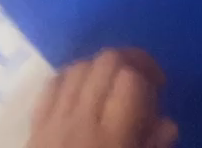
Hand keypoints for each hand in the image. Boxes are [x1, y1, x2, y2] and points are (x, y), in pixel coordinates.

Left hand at [30, 48, 178, 147]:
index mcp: (110, 141)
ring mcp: (52, 123)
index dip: (148, 74)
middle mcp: (80, 122)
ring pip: (79, 66)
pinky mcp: (33, 129)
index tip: (159, 89)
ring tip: (113, 87)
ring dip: (100, 68)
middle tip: (142, 80)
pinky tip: (83, 93)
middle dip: (129, 61)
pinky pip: (53, 84)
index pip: (129, 80)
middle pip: (105, 62)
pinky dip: (71, 79)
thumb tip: (167, 124)